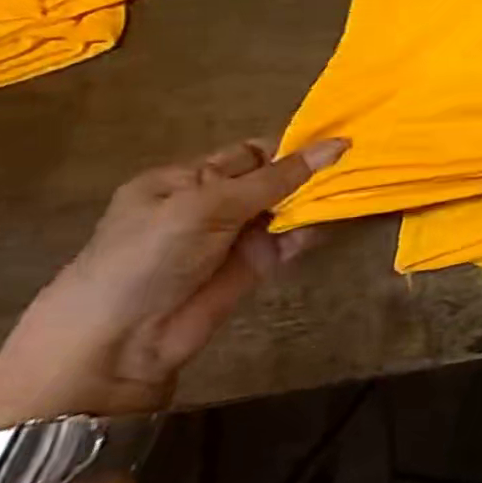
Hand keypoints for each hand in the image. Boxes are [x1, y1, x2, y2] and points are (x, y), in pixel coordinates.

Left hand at [0, 138, 347, 428]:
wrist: (119, 342)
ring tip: (356, 188)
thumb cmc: (147, 257)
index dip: (295, 146)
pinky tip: (328, 224)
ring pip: (292, 206)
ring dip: (320, 199)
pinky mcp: (258, 262)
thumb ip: (275, 178)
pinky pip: (295, 237)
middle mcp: (215, 202)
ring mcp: (237, 234)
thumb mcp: (207, 206)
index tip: (344, 140)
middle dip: (316, 171)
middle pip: (280, 177)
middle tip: (362, 162)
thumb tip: (339, 144)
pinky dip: (313, 229)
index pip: (254, 152)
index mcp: (187, 180)